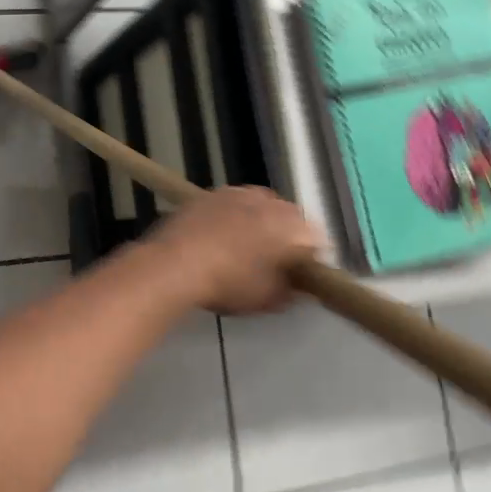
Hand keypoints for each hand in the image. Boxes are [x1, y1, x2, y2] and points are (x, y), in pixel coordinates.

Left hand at [143, 187, 323, 314]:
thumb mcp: (266, 299)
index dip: (311, 258)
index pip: (317, 239)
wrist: (174, 264)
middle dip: (287, 235)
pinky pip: (233, 204)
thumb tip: (294, 288)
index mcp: (292, 227)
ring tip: (248, 246)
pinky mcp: (210, 193)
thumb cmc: (228, 283)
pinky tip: (222, 235)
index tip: (302, 274)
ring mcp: (238, 192)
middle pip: (290, 217)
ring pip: (261, 205)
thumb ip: (289, 292)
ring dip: (261, 221)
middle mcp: (270, 202)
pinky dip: (234, 216)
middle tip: (276, 260)